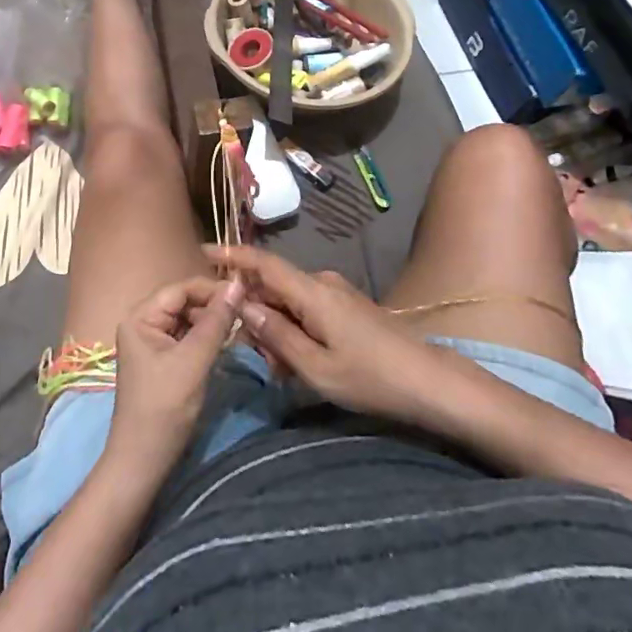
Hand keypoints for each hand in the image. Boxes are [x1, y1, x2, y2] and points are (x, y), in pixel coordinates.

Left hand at [108, 276, 245, 470]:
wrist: (143, 460)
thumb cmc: (164, 407)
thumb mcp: (194, 360)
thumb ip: (217, 321)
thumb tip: (239, 284)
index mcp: (140, 317)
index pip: (182, 289)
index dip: (213, 289)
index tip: (246, 297)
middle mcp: (143, 323)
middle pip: (185, 302)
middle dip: (214, 306)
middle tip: (245, 316)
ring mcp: (152, 342)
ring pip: (189, 319)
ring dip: (213, 323)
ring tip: (239, 330)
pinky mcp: (163, 360)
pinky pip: (188, 337)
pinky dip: (206, 338)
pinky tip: (225, 345)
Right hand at [208, 245, 453, 425]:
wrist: (427, 380)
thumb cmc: (370, 377)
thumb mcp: (315, 367)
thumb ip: (277, 335)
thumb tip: (244, 307)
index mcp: (313, 292)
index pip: (265, 264)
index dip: (234, 255)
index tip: (204, 251)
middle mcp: (323, 283)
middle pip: (274, 288)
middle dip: (256, 317)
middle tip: (259, 360)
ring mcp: (337, 293)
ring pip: (290, 303)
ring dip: (277, 330)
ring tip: (283, 372)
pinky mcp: (347, 306)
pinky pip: (308, 310)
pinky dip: (295, 332)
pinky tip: (300, 364)